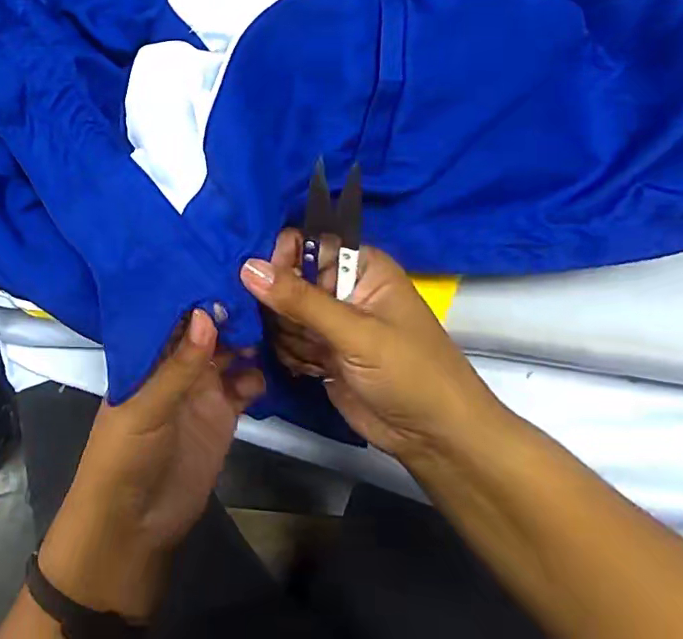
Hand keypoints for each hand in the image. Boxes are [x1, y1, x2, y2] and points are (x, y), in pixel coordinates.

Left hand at [37, 309, 264, 619]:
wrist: (135, 522)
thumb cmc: (124, 455)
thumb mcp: (146, 407)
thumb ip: (178, 366)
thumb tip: (206, 314)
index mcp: (146, 356)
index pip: (172, 316)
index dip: (194, 293)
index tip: (223, 263)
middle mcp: (174, 366)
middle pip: (205, 330)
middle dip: (227, 310)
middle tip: (260, 284)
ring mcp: (200, 390)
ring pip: (228, 353)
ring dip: (246, 338)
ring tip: (273, 316)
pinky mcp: (222, 416)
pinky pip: (244, 387)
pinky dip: (256, 374)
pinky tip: (270, 363)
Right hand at [239, 228, 510, 464]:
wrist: (436, 440)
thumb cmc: (411, 374)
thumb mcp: (356, 333)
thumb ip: (299, 300)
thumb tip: (246, 266)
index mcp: (360, 266)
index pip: (304, 243)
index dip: (283, 261)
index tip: (270, 287)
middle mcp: (341, 286)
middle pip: (284, 278)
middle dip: (284, 308)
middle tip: (306, 332)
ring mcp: (329, 320)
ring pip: (279, 311)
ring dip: (289, 336)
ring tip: (319, 356)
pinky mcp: (320, 349)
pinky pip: (283, 339)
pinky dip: (292, 354)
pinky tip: (313, 370)